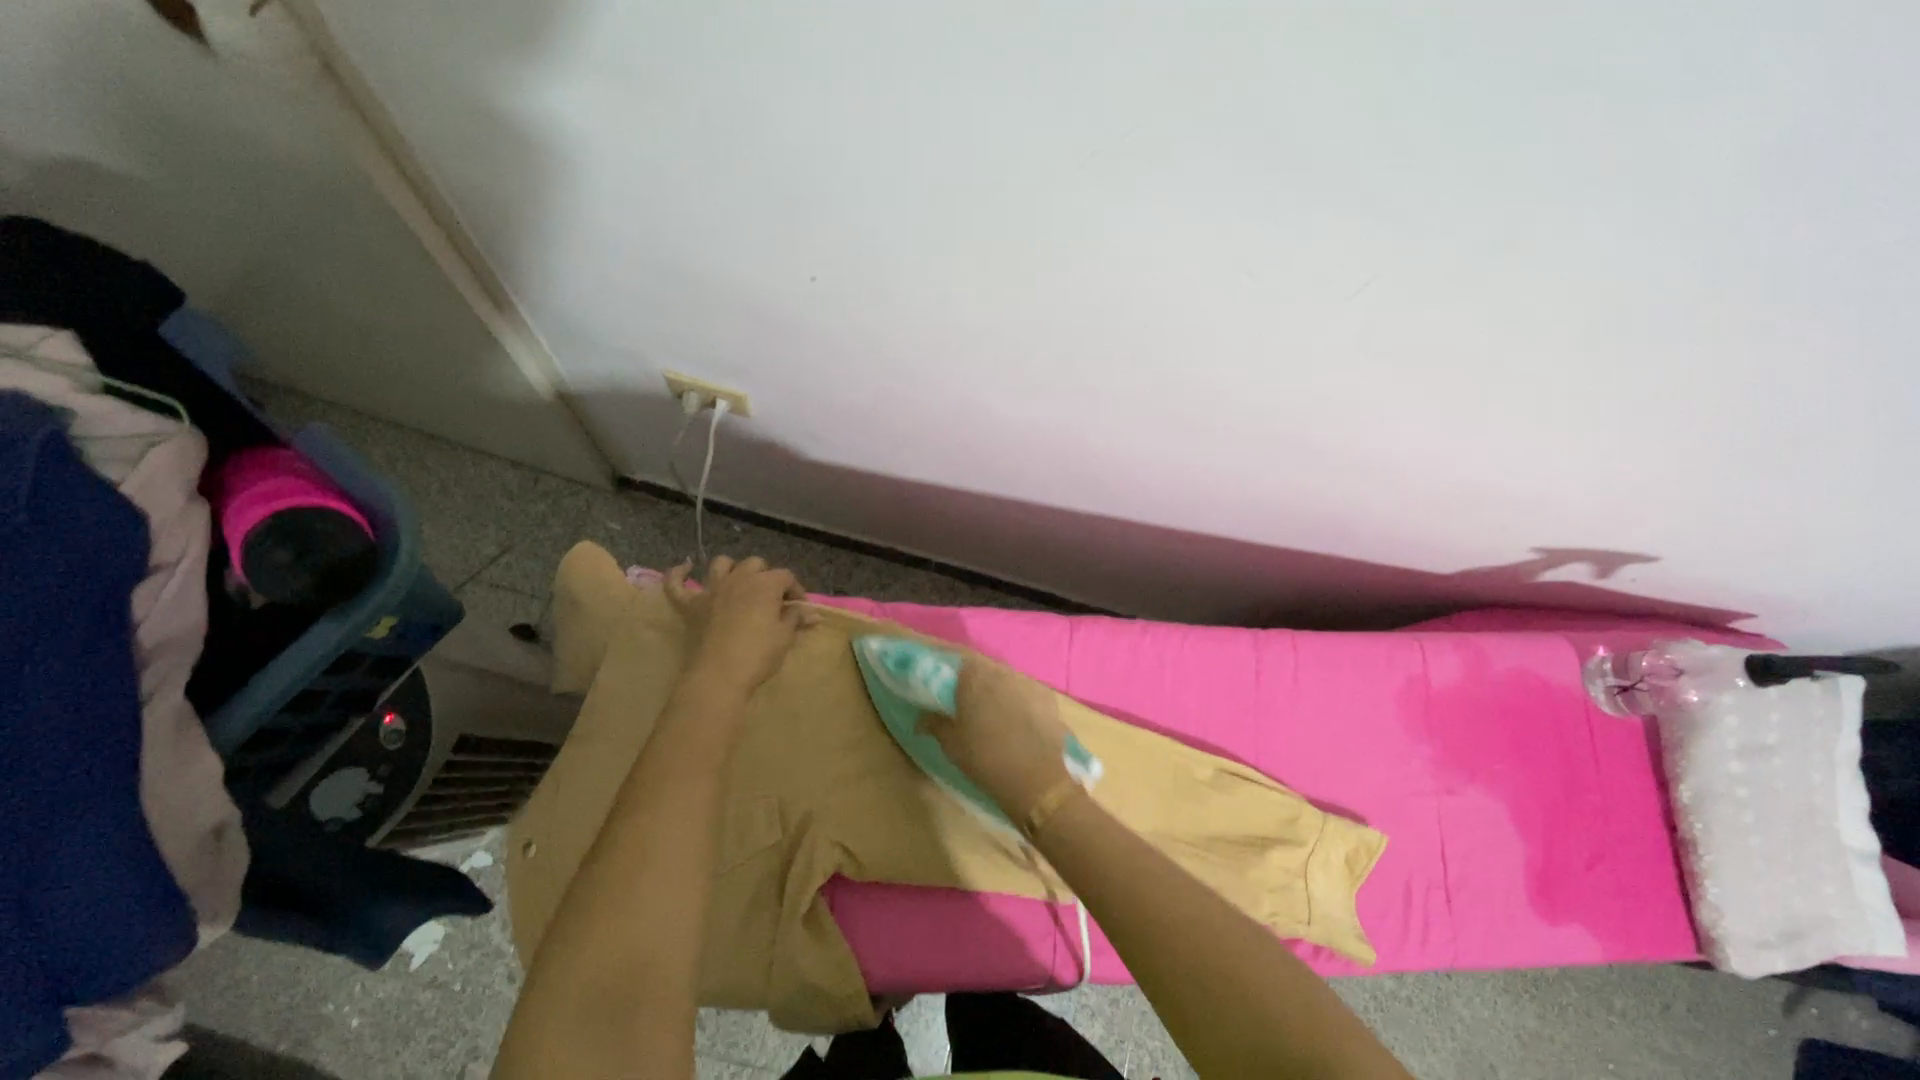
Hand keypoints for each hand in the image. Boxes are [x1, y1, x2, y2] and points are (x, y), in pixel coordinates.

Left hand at [666, 556, 812, 695]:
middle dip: (767, 576)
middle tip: (772, 600)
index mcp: (765, 584)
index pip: (786, 576)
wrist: (719, 676)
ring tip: (739, 583)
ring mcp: (711, 590)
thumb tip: (812, 613)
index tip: (799, 609)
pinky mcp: (690, 605)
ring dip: (732, 569)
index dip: (795, 590)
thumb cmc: (758, 655)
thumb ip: (795, 619)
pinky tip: (685, 569)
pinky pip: (676, 583)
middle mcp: (738, 579)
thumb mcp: (784, 637)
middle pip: (756, 564)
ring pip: (722, 564)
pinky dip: (678, 574)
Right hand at [918, 655, 1073, 819]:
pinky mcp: (1047, 697)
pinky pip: (1023, 691)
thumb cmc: (987, 760)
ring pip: (1003, 677)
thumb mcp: (952, 744)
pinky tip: (1013, 718)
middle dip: (968, 678)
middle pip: (980, 666)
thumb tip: (921, 719)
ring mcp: (1027, 682)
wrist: (1039, 780)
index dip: (944, 665)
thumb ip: (934, 724)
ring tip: (986, 709)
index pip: (954, 658)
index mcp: (974, 676)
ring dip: (992, 688)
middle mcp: (1002, 671)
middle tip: (958, 696)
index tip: (935, 676)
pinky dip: (1014, 699)